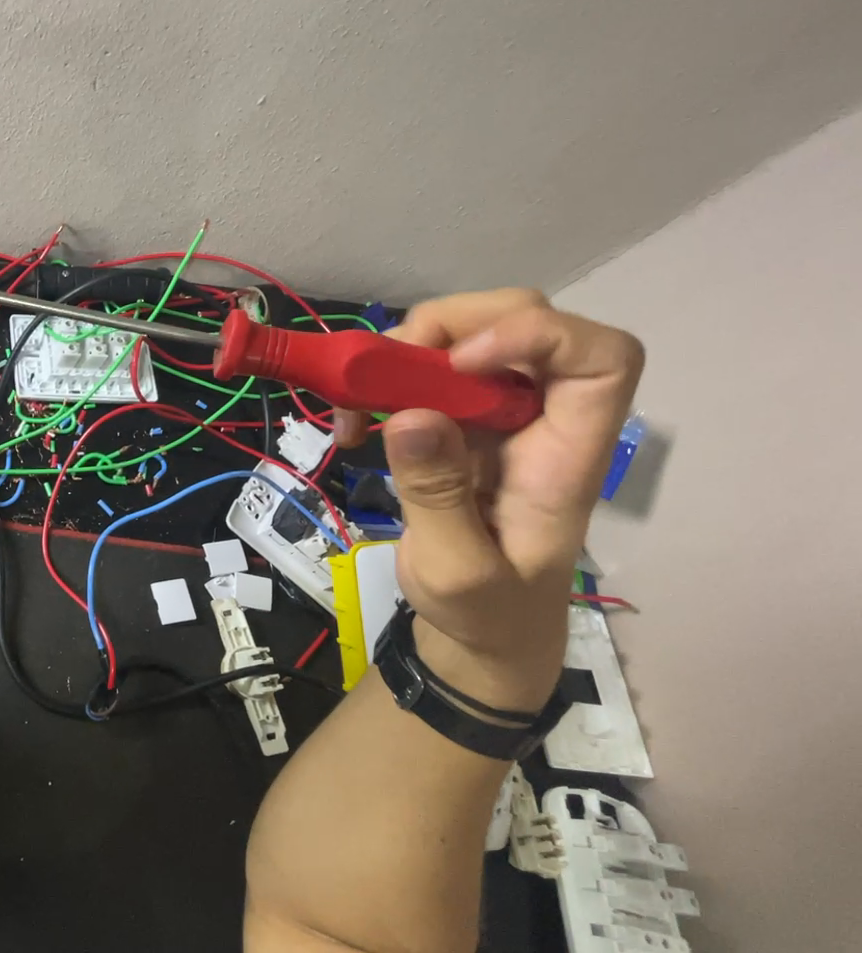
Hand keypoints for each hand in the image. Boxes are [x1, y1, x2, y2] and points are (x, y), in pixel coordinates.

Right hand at [333, 289, 643, 708]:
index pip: (599, 357)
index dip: (535, 335)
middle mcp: (538, 419)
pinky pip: (420, 374)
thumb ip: (438, 495)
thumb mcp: (458, 569)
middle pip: (522, 321)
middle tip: (383, 368)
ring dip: (398, 354)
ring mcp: (493, 418)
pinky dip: (378, 382)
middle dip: (447, 327)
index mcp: (566, 453)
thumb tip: (413, 415)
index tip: (458, 365)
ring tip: (352, 405)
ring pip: (464, 337)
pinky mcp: (452, 425)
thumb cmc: (485, 611)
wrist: (476, 631)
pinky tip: (351, 424)